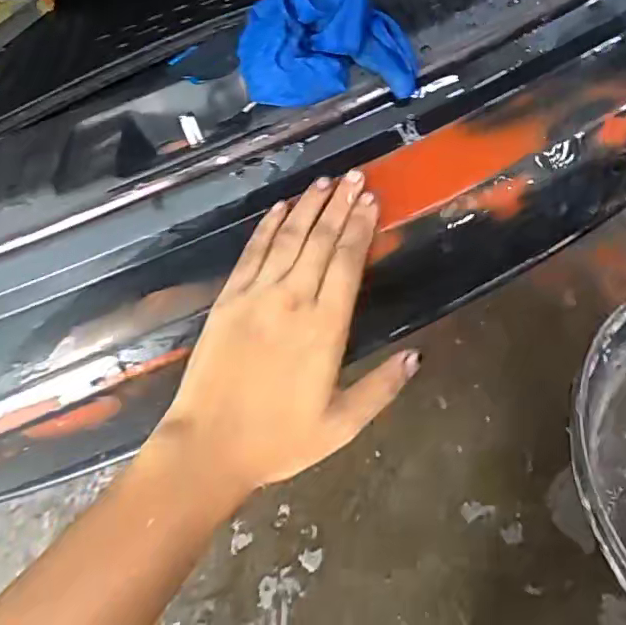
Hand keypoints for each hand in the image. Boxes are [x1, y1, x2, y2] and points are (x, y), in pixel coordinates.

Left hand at [149, 170, 417, 497]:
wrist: (207, 450)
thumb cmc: (280, 440)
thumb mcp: (342, 425)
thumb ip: (382, 387)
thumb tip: (418, 355)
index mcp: (325, 326)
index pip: (347, 260)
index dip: (360, 226)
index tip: (371, 200)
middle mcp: (293, 299)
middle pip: (321, 239)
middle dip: (341, 204)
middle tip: (355, 176)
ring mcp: (257, 295)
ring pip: (289, 238)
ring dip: (309, 206)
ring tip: (325, 181)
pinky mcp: (229, 299)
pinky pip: (253, 252)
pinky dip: (268, 226)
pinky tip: (281, 207)